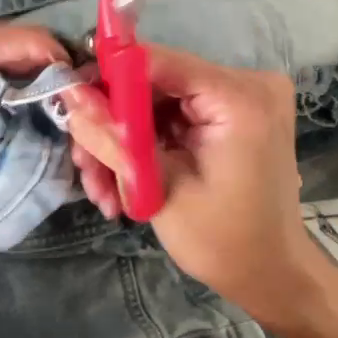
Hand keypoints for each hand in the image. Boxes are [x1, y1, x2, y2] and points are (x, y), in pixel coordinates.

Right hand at [60, 47, 332, 328]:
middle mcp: (243, 84)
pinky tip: (121, 184)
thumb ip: (111, 135)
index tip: (67, 108)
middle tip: (85, 167)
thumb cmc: (223, 239)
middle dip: (109, 124)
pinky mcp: (224, 117)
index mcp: (238, 97)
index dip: (103, 79)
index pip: (152, 62)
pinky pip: (164, 118)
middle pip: (147, 82)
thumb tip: (67, 92)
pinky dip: (139, 147)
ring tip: (101, 188)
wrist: (270, 275)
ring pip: (148, 103)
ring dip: (118, 143)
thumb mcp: (156, 186)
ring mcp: (234, 100)